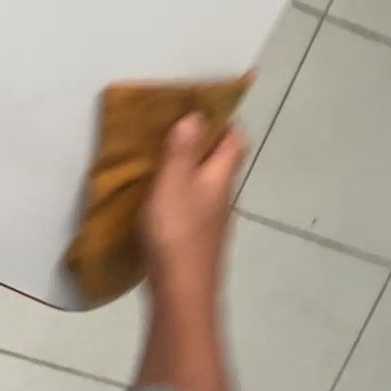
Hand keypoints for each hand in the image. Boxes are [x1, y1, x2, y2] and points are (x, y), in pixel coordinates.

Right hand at [141, 114, 246, 304]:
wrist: (182, 288)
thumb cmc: (177, 231)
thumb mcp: (172, 184)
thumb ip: (182, 151)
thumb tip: (196, 115)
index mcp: (220, 178)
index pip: (234, 141)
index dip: (224, 119)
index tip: (200, 101)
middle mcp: (221, 194)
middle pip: (221, 158)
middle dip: (202, 137)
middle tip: (170, 119)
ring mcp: (211, 216)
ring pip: (205, 178)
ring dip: (188, 160)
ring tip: (157, 146)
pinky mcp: (196, 231)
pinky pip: (191, 196)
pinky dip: (178, 182)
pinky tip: (155, 186)